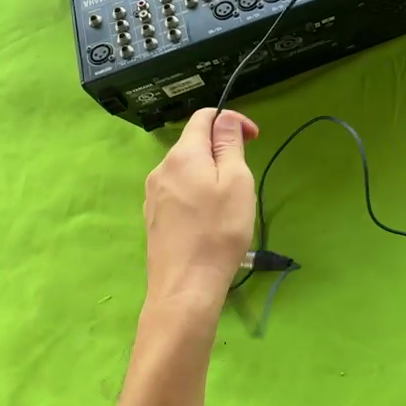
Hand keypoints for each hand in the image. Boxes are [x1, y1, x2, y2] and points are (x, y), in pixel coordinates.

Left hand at [143, 108, 259, 308]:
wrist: (185, 288)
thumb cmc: (218, 231)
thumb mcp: (236, 181)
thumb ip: (229, 144)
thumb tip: (225, 118)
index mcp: (183, 154)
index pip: (203, 117)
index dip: (231, 120)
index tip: (253, 139)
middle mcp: (161, 168)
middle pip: (194, 142)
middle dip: (221, 149)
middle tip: (243, 177)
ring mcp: (153, 194)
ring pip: (186, 168)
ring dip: (209, 172)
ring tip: (228, 201)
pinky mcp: (153, 217)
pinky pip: (178, 190)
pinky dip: (196, 191)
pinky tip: (208, 218)